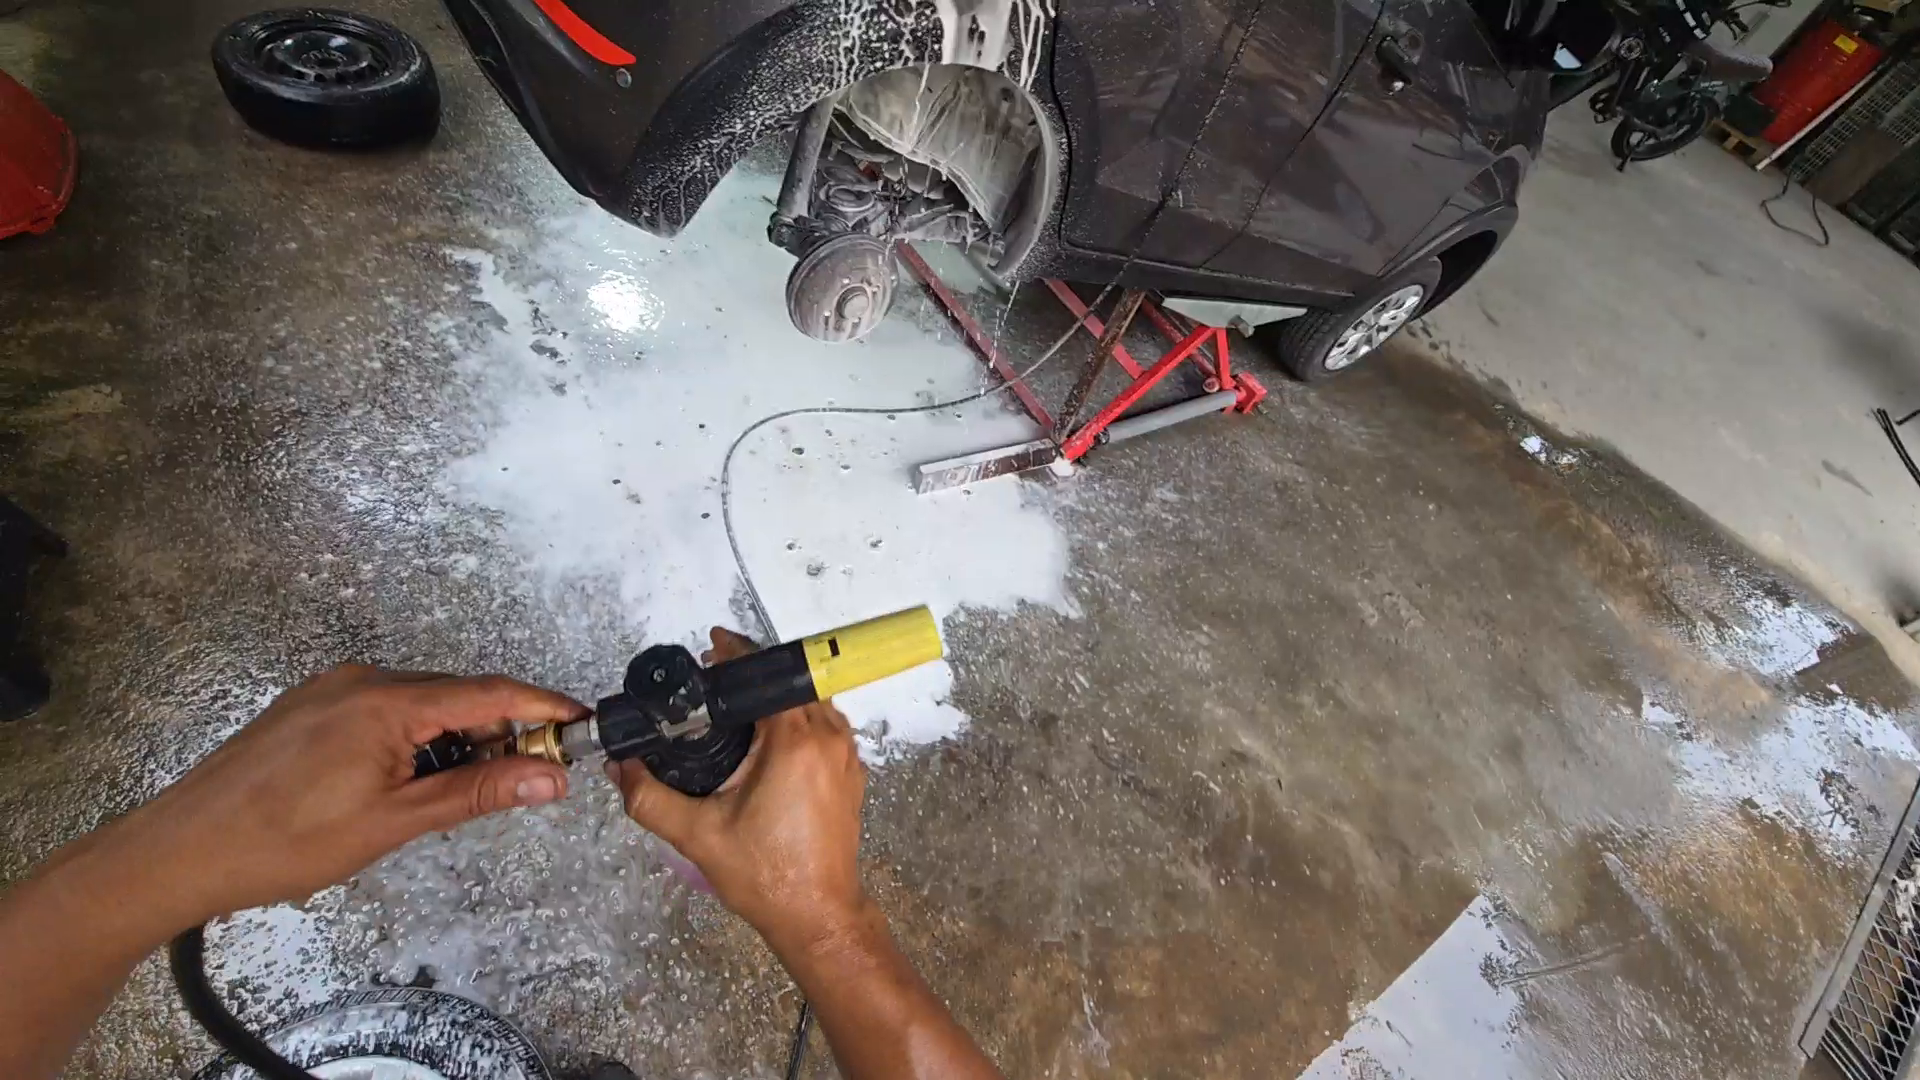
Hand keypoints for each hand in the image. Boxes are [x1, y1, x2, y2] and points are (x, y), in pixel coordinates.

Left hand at [104, 666, 584, 928]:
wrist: (165, 858)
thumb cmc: (284, 843)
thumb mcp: (394, 821)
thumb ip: (480, 793)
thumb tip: (554, 780)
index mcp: (387, 701)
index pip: (490, 692)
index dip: (543, 704)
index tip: (584, 720)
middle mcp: (366, 679)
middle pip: (460, 696)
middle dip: (497, 733)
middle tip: (516, 776)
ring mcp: (336, 687)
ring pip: (427, 703)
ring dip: (456, 738)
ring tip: (449, 788)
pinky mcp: (315, 703)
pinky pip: (392, 707)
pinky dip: (420, 736)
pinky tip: (406, 775)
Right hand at [609, 628, 869, 950]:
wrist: (818, 913)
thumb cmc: (762, 873)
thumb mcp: (696, 835)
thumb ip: (650, 796)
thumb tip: (621, 764)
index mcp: (795, 741)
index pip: (768, 677)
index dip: (737, 656)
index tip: (712, 646)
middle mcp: (829, 736)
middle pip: (791, 683)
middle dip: (753, 675)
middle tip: (715, 680)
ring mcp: (848, 752)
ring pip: (813, 701)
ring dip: (778, 695)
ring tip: (738, 704)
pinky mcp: (853, 769)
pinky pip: (827, 724)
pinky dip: (799, 716)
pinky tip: (769, 734)